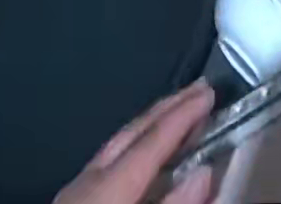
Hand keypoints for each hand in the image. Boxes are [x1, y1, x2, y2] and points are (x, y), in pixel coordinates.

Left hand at [53, 80, 215, 203]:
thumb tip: (204, 172)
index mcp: (108, 190)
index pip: (152, 142)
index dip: (182, 116)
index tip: (209, 92)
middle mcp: (89, 179)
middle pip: (132, 132)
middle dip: (167, 108)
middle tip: (199, 89)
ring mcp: (75, 190)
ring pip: (116, 142)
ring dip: (149, 123)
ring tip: (176, 112)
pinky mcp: (70, 203)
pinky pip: (108, 159)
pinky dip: (132, 144)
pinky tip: (141, 154)